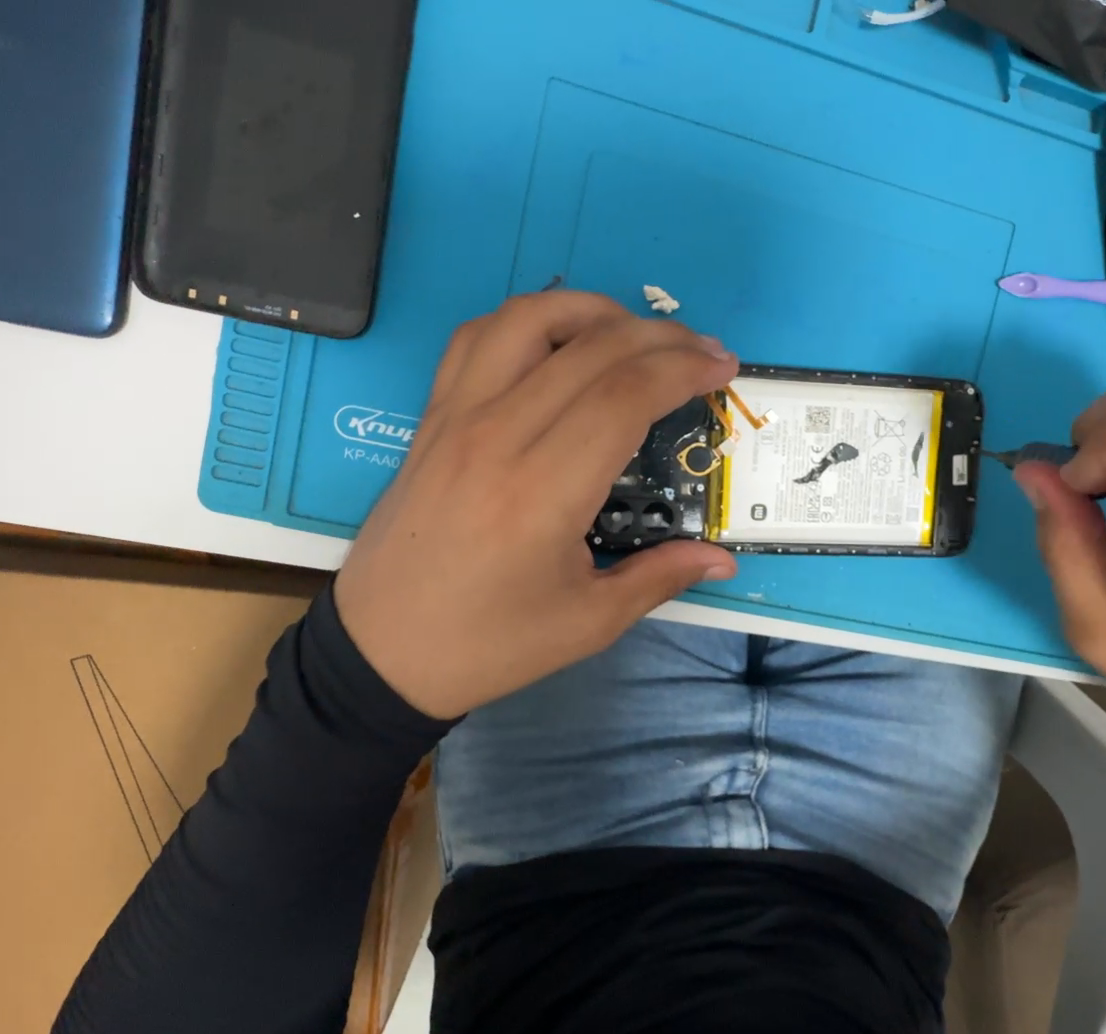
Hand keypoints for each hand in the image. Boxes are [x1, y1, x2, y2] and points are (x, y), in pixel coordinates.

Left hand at [334, 291, 739, 717]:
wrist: (383, 651)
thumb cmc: (490, 643)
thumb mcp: (588, 622)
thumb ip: (661, 577)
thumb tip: (723, 557)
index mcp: (542, 492)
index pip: (623, 396)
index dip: (682, 370)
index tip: (721, 370)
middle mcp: (498, 437)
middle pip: (590, 350)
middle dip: (661, 338)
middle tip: (704, 352)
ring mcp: (456, 418)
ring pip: (528, 321)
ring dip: (593, 310)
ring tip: (636, 331)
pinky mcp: (432, 418)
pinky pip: (476, 338)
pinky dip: (528, 319)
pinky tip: (559, 339)